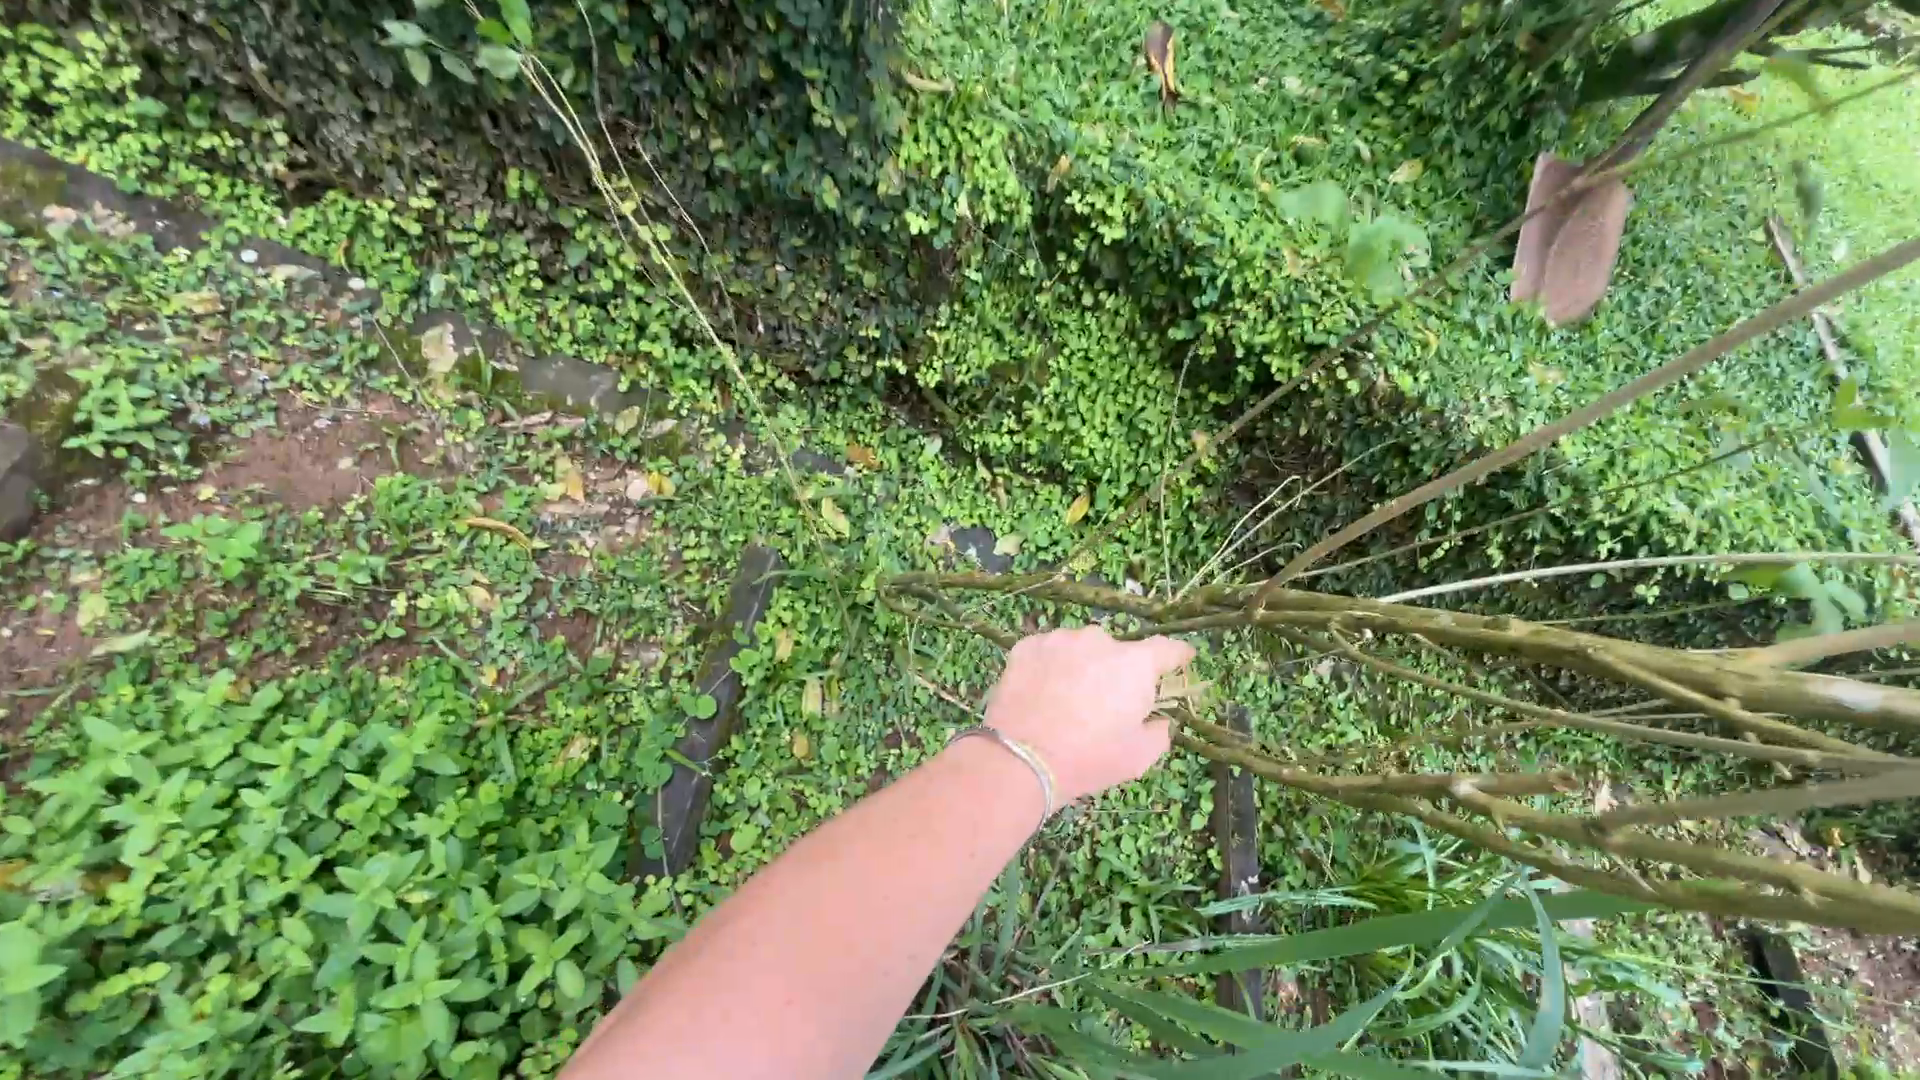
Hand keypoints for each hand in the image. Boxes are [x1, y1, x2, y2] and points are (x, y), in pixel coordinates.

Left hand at [983, 626, 1195, 801]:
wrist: (1021, 758)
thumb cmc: (1088, 759)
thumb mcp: (1138, 756)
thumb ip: (1159, 732)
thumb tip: (1159, 720)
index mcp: (1134, 664)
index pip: (1165, 649)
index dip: (1176, 654)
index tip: (1182, 658)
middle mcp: (1098, 641)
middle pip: (1117, 652)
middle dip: (1116, 672)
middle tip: (1104, 703)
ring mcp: (1059, 640)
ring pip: (1079, 649)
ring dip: (1080, 666)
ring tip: (1066, 700)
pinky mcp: (1026, 646)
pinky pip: (1047, 652)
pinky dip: (1049, 667)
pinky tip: (1041, 694)